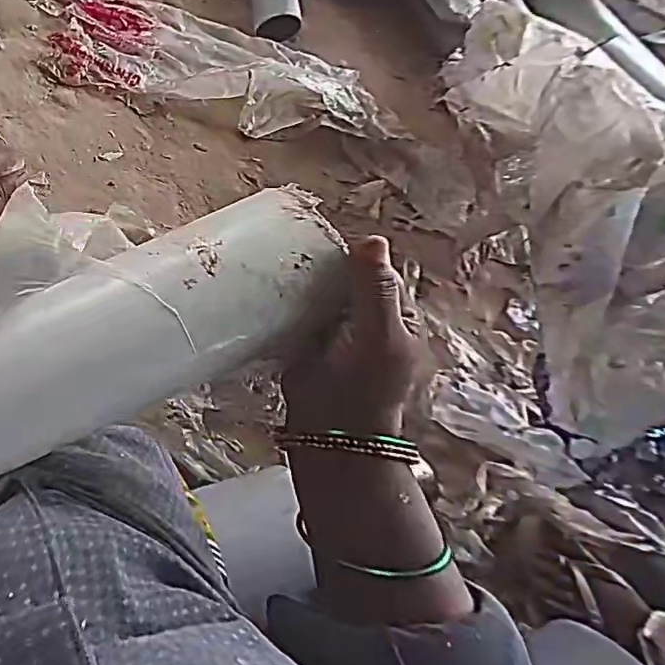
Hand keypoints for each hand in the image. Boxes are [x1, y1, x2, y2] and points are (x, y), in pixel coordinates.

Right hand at [282, 236, 421, 435]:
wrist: (328, 425)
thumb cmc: (364, 382)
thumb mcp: (378, 335)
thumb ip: (375, 290)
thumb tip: (372, 239)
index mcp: (398, 316)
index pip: (377, 273)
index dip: (354, 258)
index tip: (320, 245)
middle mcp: (368, 318)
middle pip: (345, 279)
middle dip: (322, 266)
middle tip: (290, 251)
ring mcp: (336, 328)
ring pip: (319, 292)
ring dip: (300, 280)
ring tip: (272, 262)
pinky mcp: (306, 335)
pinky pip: (297, 308)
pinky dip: (285, 298)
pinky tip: (266, 287)